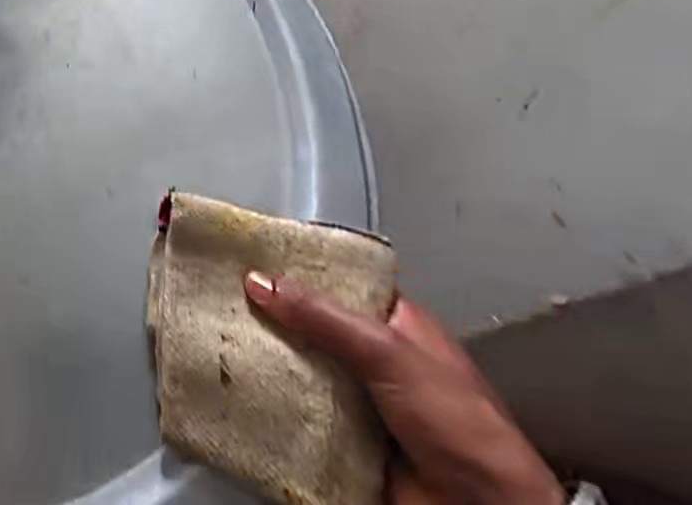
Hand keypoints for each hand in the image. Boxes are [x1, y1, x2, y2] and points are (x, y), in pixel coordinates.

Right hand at [244, 273, 565, 504]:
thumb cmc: (466, 429)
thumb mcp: (388, 352)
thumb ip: (323, 315)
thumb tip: (261, 281)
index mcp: (393, 321)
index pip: (335, 280)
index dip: (295, 268)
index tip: (252, 258)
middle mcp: (371, 355)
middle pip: (308, 323)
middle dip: (271, 314)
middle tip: (227, 297)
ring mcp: (354, 396)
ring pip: (297, 365)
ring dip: (267, 358)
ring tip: (224, 337)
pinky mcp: (339, 434)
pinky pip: (294, 408)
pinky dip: (271, 399)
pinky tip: (244, 385)